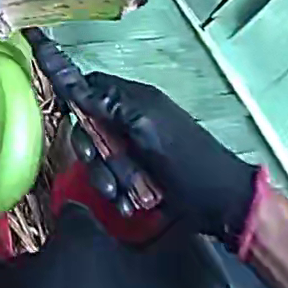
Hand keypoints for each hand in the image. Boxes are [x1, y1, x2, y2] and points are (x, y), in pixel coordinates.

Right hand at [81, 71, 257, 242]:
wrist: (224, 207)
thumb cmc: (188, 160)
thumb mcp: (146, 126)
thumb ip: (108, 103)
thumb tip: (71, 80)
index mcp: (132, 100)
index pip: (89, 85)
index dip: (72, 95)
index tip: (64, 112)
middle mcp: (128, 120)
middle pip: (87, 124)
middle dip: (90, 148)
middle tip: (94, 163)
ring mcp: (132, 148)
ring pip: (97, 154)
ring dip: (103, 174)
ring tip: (118, 192)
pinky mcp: (135, 173)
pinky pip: (110, 176)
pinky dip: (115, 190)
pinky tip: (126, 201)